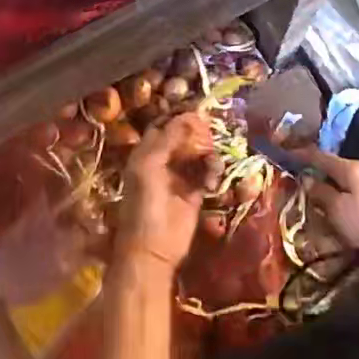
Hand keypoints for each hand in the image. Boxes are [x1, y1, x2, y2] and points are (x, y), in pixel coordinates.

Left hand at [117, 111, 214, 271]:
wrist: (154, 248)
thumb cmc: (145, 204)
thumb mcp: (150, 167)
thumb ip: (168, 140)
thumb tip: (188, 115)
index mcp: (146, 154)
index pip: (163, 127)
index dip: (178, 118)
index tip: (198, 110)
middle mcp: (163, 162)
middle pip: (183, 139)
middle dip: (197, 134)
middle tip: (211, 132)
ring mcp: (180, 177)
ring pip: (197, 155)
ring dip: (207, 153)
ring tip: (212, 161)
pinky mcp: (195, 193)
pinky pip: (207, 173)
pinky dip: (212, 172)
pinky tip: (212, 180)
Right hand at [295, 148, 358, 285]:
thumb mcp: (338, 209)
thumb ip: (321, 192)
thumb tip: (307, 178)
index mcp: (351, 168)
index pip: (320, 155)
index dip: (301, 154)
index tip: (284, 155)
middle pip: (333, 167)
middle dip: (314, 171)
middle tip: (293, 177)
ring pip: (343, 181)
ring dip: (327, 186)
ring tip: (310, 195)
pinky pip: (352, 195)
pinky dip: (339, 198)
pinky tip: (333, 210)